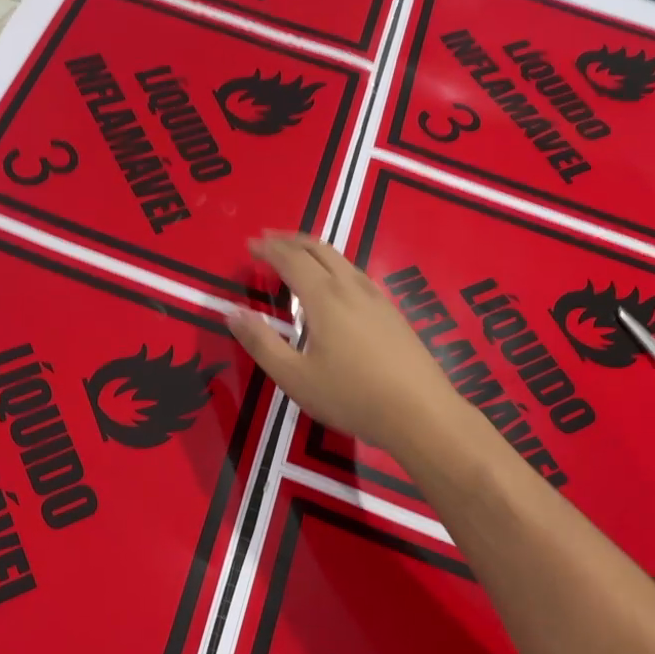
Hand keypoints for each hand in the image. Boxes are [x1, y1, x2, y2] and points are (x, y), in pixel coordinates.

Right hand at [227, 233, 465, 458]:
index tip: (249, 244)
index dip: (268, 249)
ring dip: (314, 251)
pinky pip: (357, 275)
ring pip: (342, 260)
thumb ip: (262, 343)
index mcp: (325, 298)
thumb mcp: (295, 377)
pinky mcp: (393, 314)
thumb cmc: (351, 396)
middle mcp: (352, 288)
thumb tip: (233, 313)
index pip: (292, 259)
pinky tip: (335, 286)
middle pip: (319, 249)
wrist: (421, 413)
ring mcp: (377, 299)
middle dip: (290, 240)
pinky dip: (334, 267)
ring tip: (298, 256)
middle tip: (268, 239)